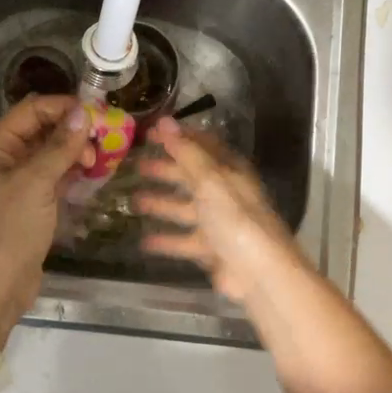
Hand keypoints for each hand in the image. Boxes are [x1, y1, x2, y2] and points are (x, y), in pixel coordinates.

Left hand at [0, 95, 94, 347]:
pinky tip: (94, 176)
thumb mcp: (35, 183)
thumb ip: (60, 146)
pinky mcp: (26, 206)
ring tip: (105, 160)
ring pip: (49, 156)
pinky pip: (50, 180)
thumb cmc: (7, 231)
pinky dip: (70, 175)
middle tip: (108, 142)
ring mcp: (12, 184)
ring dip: (75, 154)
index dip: (66, 108)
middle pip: (41, 131)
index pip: (32, 110)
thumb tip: (83, 113)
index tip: (102, 114)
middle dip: (74, 132)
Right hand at [134, 118, 309, 305]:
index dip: (178, 137)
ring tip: (133, 201)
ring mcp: (219, 223)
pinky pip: (183, 241)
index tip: (150, 131)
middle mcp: (225, 194)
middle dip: (165, 169)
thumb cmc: (235, 218)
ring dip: (161, 203)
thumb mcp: (210, 180)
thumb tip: (164, 120)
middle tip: (136, 165)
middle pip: (191, 177)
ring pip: (185, 209)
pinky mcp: (212, 250)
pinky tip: (143, 239)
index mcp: (230, 172)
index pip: (202, 146)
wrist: (258, 272)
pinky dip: (165, 240)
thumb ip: (186, 152)